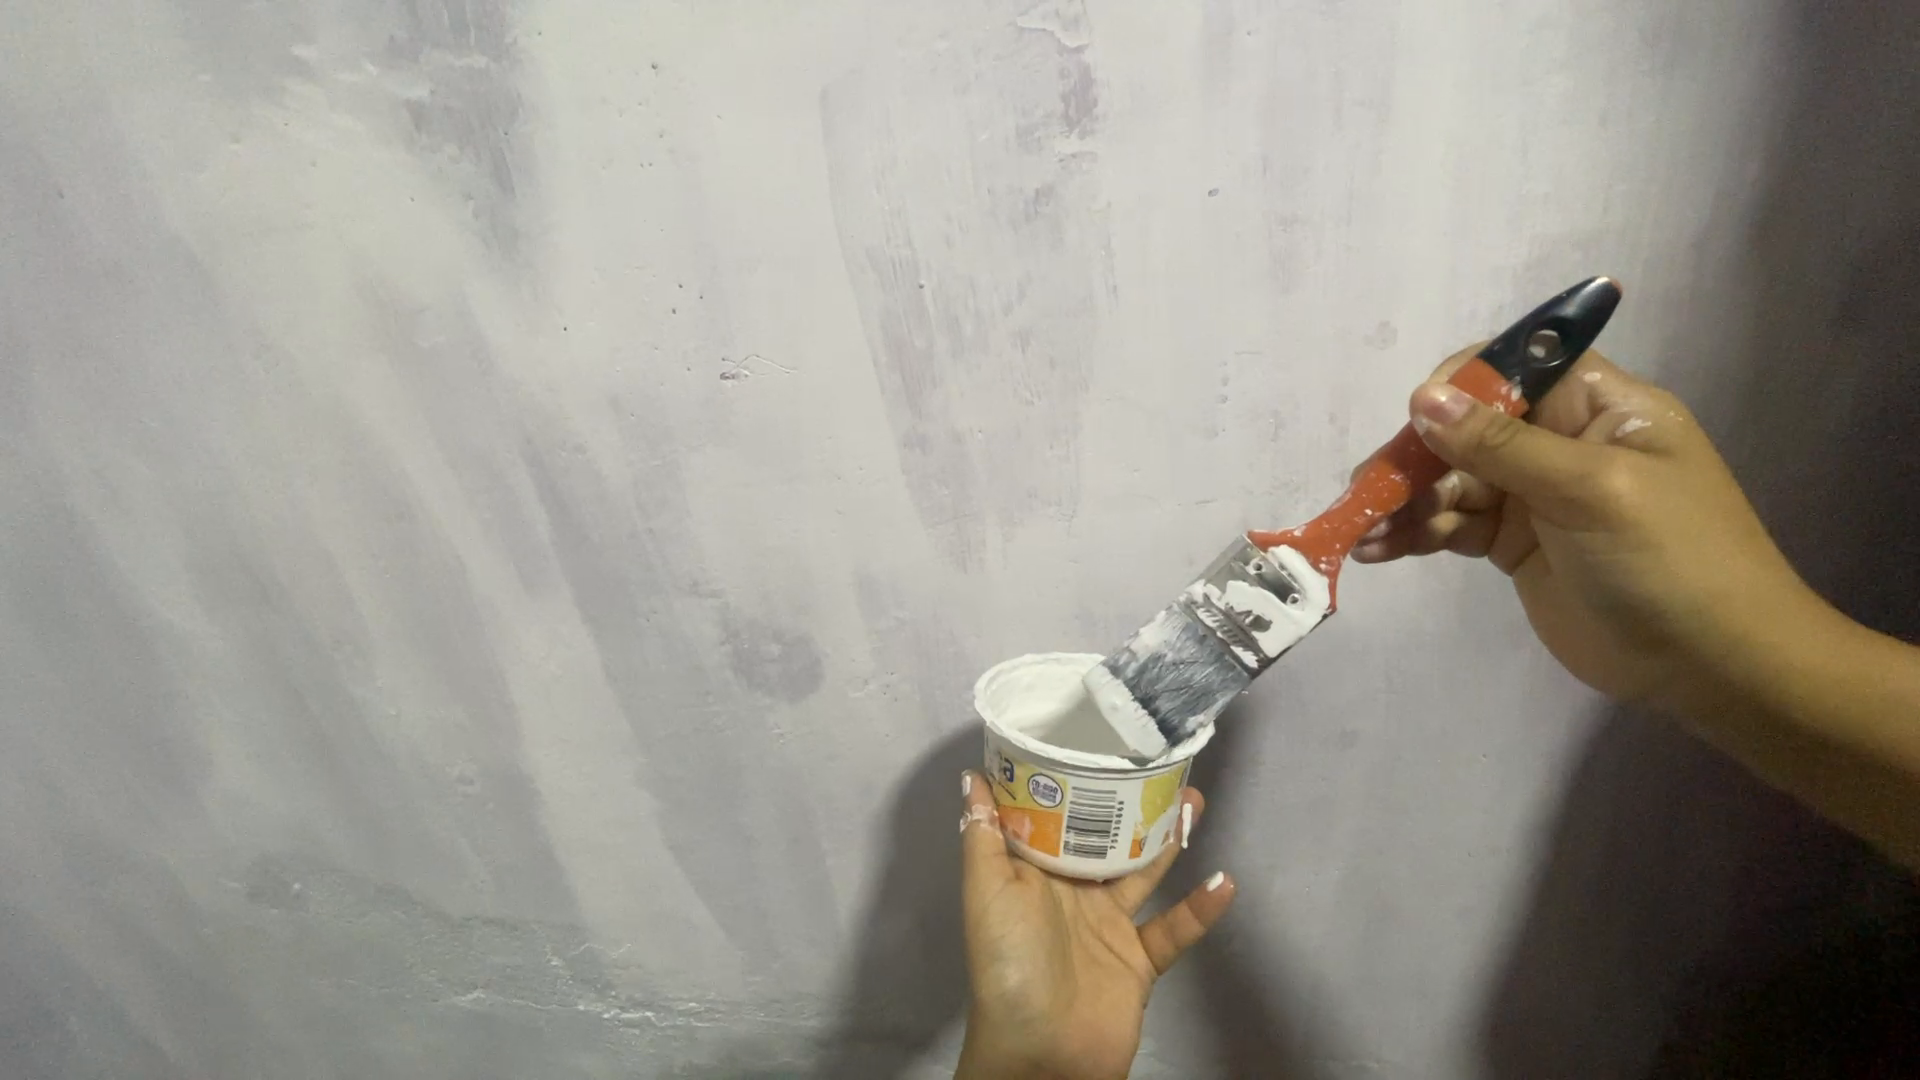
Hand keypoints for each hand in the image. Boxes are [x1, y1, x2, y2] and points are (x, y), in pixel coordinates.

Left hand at [954, 770, 1233, 1079]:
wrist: (1041, 1057)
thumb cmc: (1008, 962)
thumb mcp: (987, 890)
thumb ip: (983, 834)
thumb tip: (973, 774)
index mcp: (1035, 871)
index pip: (1054, 815)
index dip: (1070, 781)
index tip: (1089, 739)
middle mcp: (1073, 890)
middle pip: (1106, 837)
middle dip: (1129, 803)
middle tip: (1157, 764)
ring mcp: (1108, 925)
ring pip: (1145, 870)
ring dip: (1169, 838)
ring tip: (1193, 800)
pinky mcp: (1139, 960)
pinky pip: (1175, 929)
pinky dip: (1201, 909)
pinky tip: (1226, 881)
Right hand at [1351, 348, 1815, 713]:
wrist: (1709, 666)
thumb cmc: (1669, 560)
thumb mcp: (1588, 490)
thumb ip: (1500, 444)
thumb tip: (1422, 397)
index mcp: (1596, 409)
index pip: (1516, 366)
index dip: (1463, 384)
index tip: (1421, 422)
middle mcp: (1558, 443)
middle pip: (1464, 429)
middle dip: (1414, 458)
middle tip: (1370, 493)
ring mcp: (1530, 495)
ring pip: (1446, 480)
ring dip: (1402, 504)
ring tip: (1366, 533)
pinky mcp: (1508, 542)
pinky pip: (1446, 524)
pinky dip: (1410, 534)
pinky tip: (1377, 550)